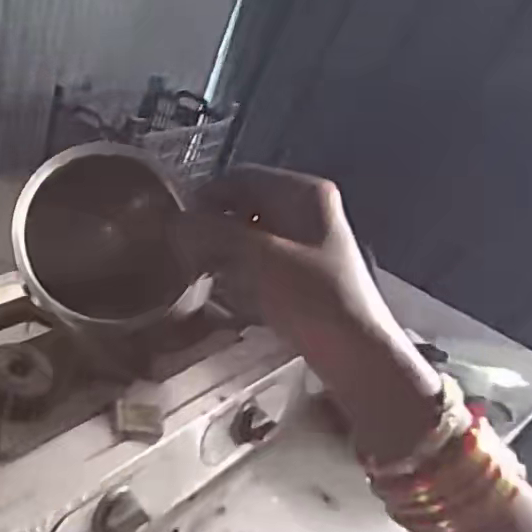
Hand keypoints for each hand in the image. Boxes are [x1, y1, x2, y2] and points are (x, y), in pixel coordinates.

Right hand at [177, 165, 442, 461]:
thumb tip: (176, 221)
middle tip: (182, 247)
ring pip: (247, 233)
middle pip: (243, 205)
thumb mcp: (259, 258)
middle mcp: (305, 210)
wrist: (355, 353)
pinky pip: (256, 258)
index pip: (240, 177)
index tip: (177, 222)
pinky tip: (219, 286)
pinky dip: (235, 267)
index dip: (206, 197)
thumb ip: (214, 233)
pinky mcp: (298, 272)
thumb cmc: (313, 298)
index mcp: (303, 193)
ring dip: (220, 247)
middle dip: (211, 224)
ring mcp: (304, 242)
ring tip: (195, 267)